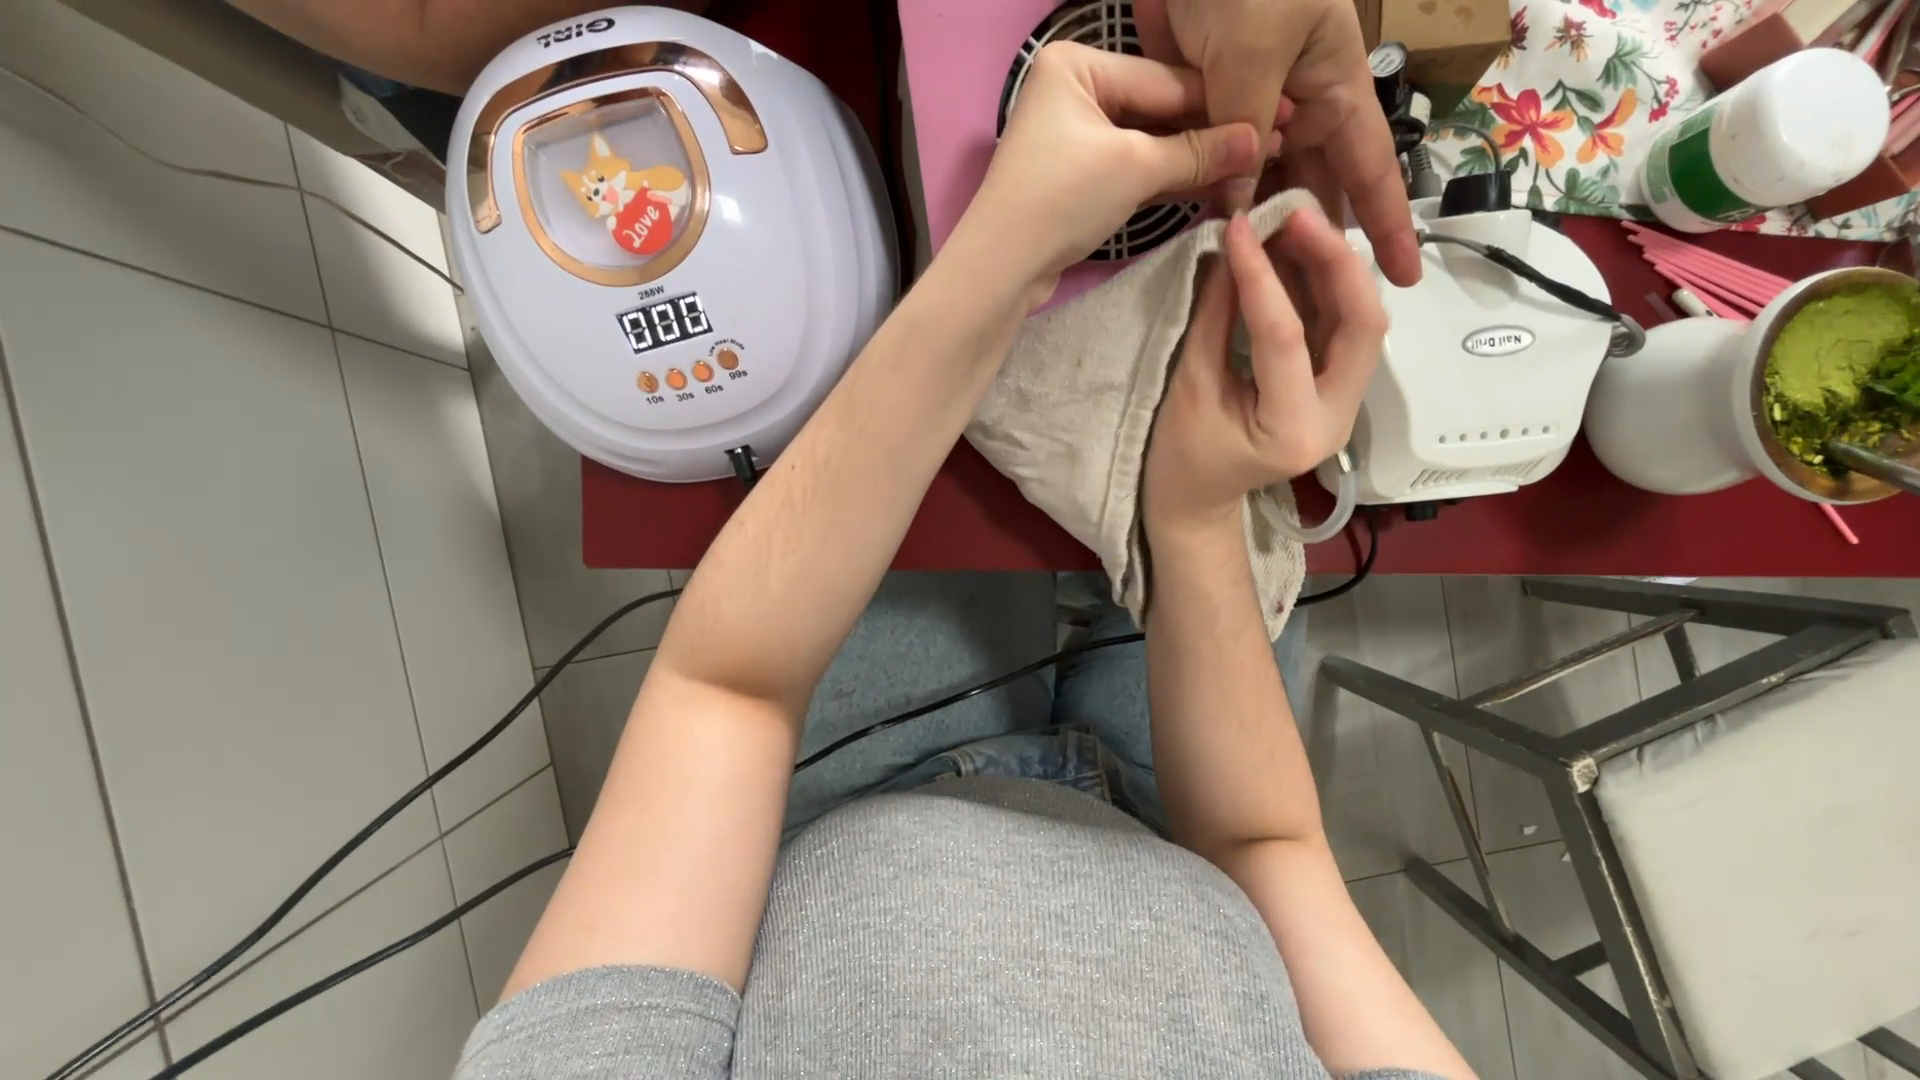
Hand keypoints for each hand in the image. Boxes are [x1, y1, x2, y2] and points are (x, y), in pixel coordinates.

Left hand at [946, 42, 1270, 308]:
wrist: (1002, 267)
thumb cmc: (1061, 199)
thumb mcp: (1135, 167)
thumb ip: (1198, 152)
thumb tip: (1259, 142)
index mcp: (1078, 64)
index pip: (1167, 80)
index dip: (1224, 104)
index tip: (1279, 117)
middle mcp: (1073, 91)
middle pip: (1159, 109)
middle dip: (1211, 133)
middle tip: (1272, 146)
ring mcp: (1073, 136)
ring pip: (1147, 143)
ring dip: (1193, 160)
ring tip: (1250, 170)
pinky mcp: (1075, 178)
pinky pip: (1131, 169)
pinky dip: (1165, 180)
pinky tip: (1210, 187)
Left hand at [1132, 0, 1421, 286]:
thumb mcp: (1252, 57)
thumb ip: (1245, 136)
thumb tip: (1244, 209)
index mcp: (1329, 87)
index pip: (1367, 169)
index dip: (1386, 224)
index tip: (1403, 277)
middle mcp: (1294, 106)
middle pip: (1312, 186)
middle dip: (1312, 238)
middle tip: (1312, 302)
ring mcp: (1247, 110)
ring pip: (1258, 181)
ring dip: (1257, 225)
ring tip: (1262, 284)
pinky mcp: (1203, 109)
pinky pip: (1212, 163)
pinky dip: (1212, 196)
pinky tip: (1210, 237)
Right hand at [1143, 206, 1385, 539]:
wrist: (1195, 504)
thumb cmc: (1178, 460)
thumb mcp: (1189, 390)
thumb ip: (1216, 319)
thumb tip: (1233, 251)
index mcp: (1294, 430)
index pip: (1284, 337)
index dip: (1261, 276)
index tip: (1238, 227)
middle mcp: (1337, 418)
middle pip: (1362, 324)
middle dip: (1334, 261)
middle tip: (1296, 214)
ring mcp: (1345, 405)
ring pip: (1362, 322)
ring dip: (1336, 268)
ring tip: (1298, 223)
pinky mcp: (1336, 391)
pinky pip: (1343, 331)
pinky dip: (1325, 289)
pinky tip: (1299, 255)